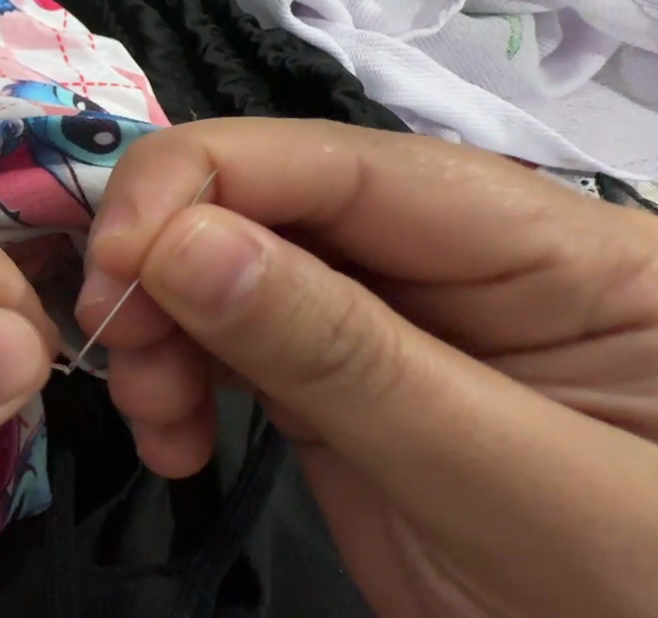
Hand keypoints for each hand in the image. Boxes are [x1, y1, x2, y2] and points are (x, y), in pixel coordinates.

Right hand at [79, 119, 657, 617]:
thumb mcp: (516, 493)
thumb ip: (346, 357)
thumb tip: (173, 243)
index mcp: (545, 246)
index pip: (340, 164)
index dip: (200, 181)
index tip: (112, 257)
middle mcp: (448, 262)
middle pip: (258, 209)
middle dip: (163, 266)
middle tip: (111, 339)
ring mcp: (381, 323)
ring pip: (216, 272)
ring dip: (156, 332)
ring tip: (151, 414)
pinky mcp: (326, 381)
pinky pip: (217, 345)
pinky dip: (169, 381)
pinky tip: (171, 440)